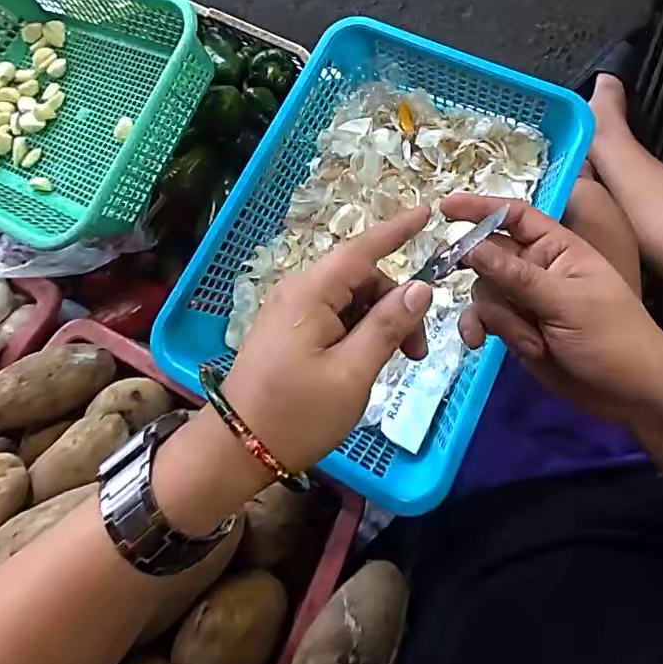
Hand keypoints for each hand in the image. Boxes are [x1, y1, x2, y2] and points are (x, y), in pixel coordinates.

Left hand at [222, 206, 436, 470]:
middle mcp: (299, 290)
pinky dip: (358, 330)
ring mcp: (291, 309)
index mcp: (311, 293)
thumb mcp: (352, 373)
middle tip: (416, 351)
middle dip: (395, 305)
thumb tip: (420, 287)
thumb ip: (387, 326)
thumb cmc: (296, 414)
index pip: (362, 249)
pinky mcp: (288, 329)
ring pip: (350, 298)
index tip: (427, 214)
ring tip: (396, 361)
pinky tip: (367, 359)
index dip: (397, 230)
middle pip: (361, 279)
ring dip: (379, 321)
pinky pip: (334, 314)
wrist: (235, 450)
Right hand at [444, 194, 662, 423]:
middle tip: (448, 271)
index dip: (480, 208)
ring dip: (497, 315)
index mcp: (557, 247)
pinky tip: (478, 342)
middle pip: (489, 253)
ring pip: (483, 290)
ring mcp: (524, 299)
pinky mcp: (515, 327)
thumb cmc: (612, 338)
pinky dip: (478, 328)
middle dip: (476, 268)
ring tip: (528, 339)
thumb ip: (515, 274)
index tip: (446, 208)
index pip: (514, 216)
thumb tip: (470, 246)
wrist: (631, 397)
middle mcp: (536, 267)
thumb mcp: (565, 302)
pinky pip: (483, 318)